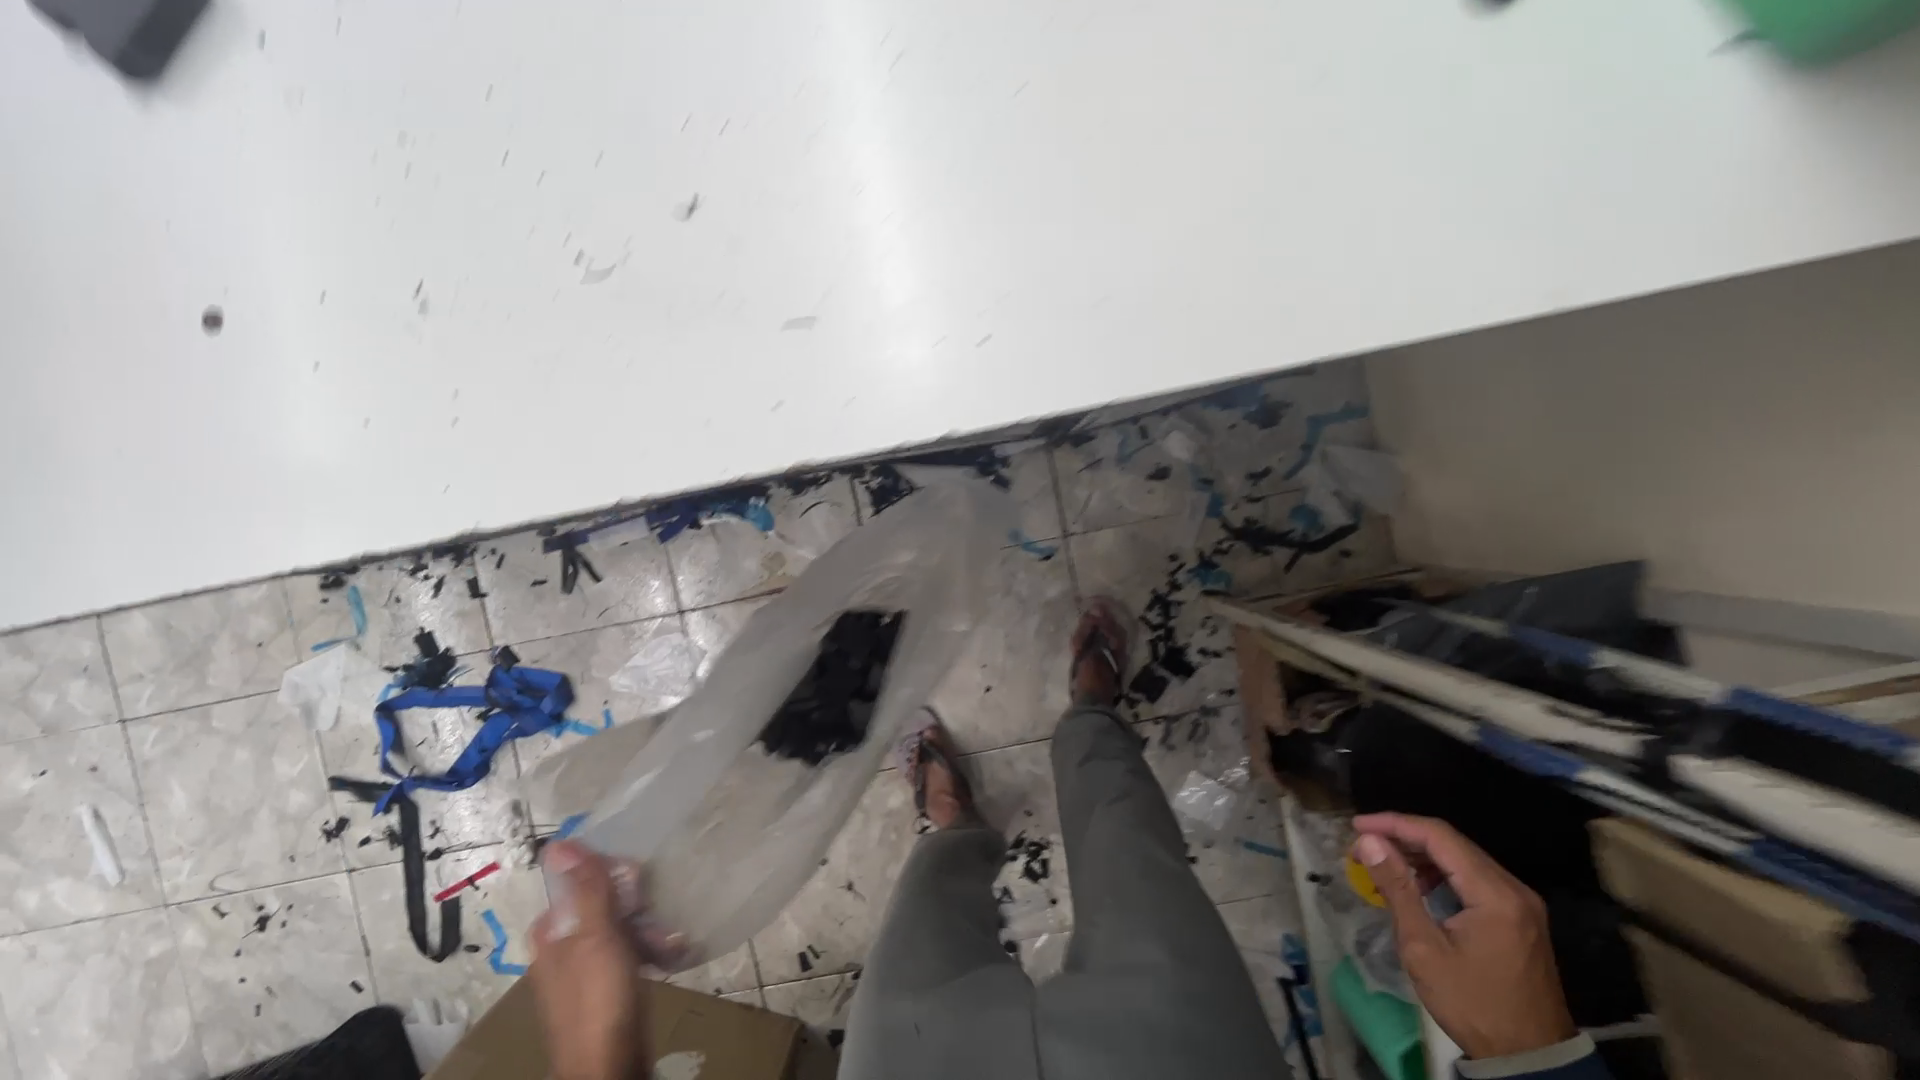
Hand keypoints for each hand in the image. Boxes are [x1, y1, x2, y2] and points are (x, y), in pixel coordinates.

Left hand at [529, 841, 651, 1079]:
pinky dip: (650, 950)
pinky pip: (631, 952)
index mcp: (552, 932)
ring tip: (673, 942)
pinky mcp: (607, 987)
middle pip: (604, 903)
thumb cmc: (599, 1001)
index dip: (612, 875)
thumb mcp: (596, 939)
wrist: (610, 1070)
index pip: (581, 880)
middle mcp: (563, 946)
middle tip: (659, 917)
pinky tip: (672, 955)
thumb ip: (585, 891)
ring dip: (650, 929)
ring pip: (622, 927)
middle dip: (638, 906)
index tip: (640, 881)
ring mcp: (585, 969)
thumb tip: (558, 843)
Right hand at [1351, 813, 1576, 1060]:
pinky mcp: (1520, 917)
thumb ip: (1397, 889)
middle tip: (1364, 847)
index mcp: (1495, 894)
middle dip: (1404, 838)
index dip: (1394, 824)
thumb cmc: (1471, 1004)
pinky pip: (1476, 880)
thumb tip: (1369, 842)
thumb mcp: (1423, 948)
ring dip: (1422, 857)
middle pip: (1453, 844)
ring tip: (1384, 866)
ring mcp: (1522, 903)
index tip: (1357, 826)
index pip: (1439, 836)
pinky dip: (1443, 875)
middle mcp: (1514, 888)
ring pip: (1464, 860)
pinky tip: (1419, 888)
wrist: (1529, 1058)